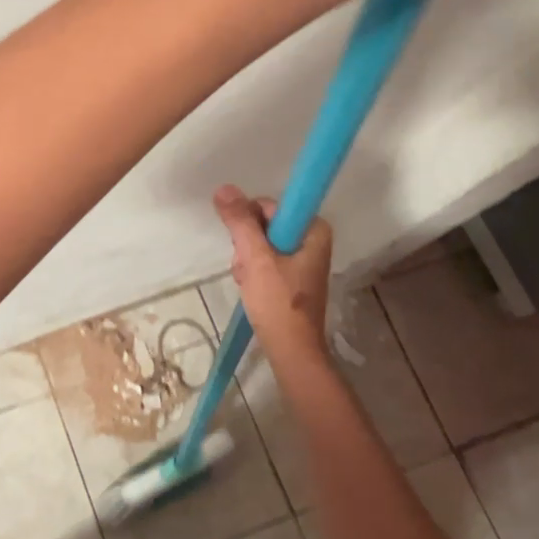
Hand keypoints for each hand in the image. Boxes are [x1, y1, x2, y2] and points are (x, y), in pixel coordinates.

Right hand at [213, 185, 333, 361]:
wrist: (291, 349)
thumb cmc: (278, 302)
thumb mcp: (255, 259)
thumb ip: (240, 222)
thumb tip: (224, 188)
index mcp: (314, 229)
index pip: (270, 207)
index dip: (250, 223)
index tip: (245, 247)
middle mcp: (312, 240)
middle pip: (264, 226)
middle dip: (247, 246)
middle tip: (246, 269)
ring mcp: (302, 260)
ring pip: (261, 246)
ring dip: (247, 262)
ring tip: (248, 283)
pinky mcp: (292, 277)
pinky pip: (265, 263)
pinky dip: (253, 273)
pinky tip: (251, 289)